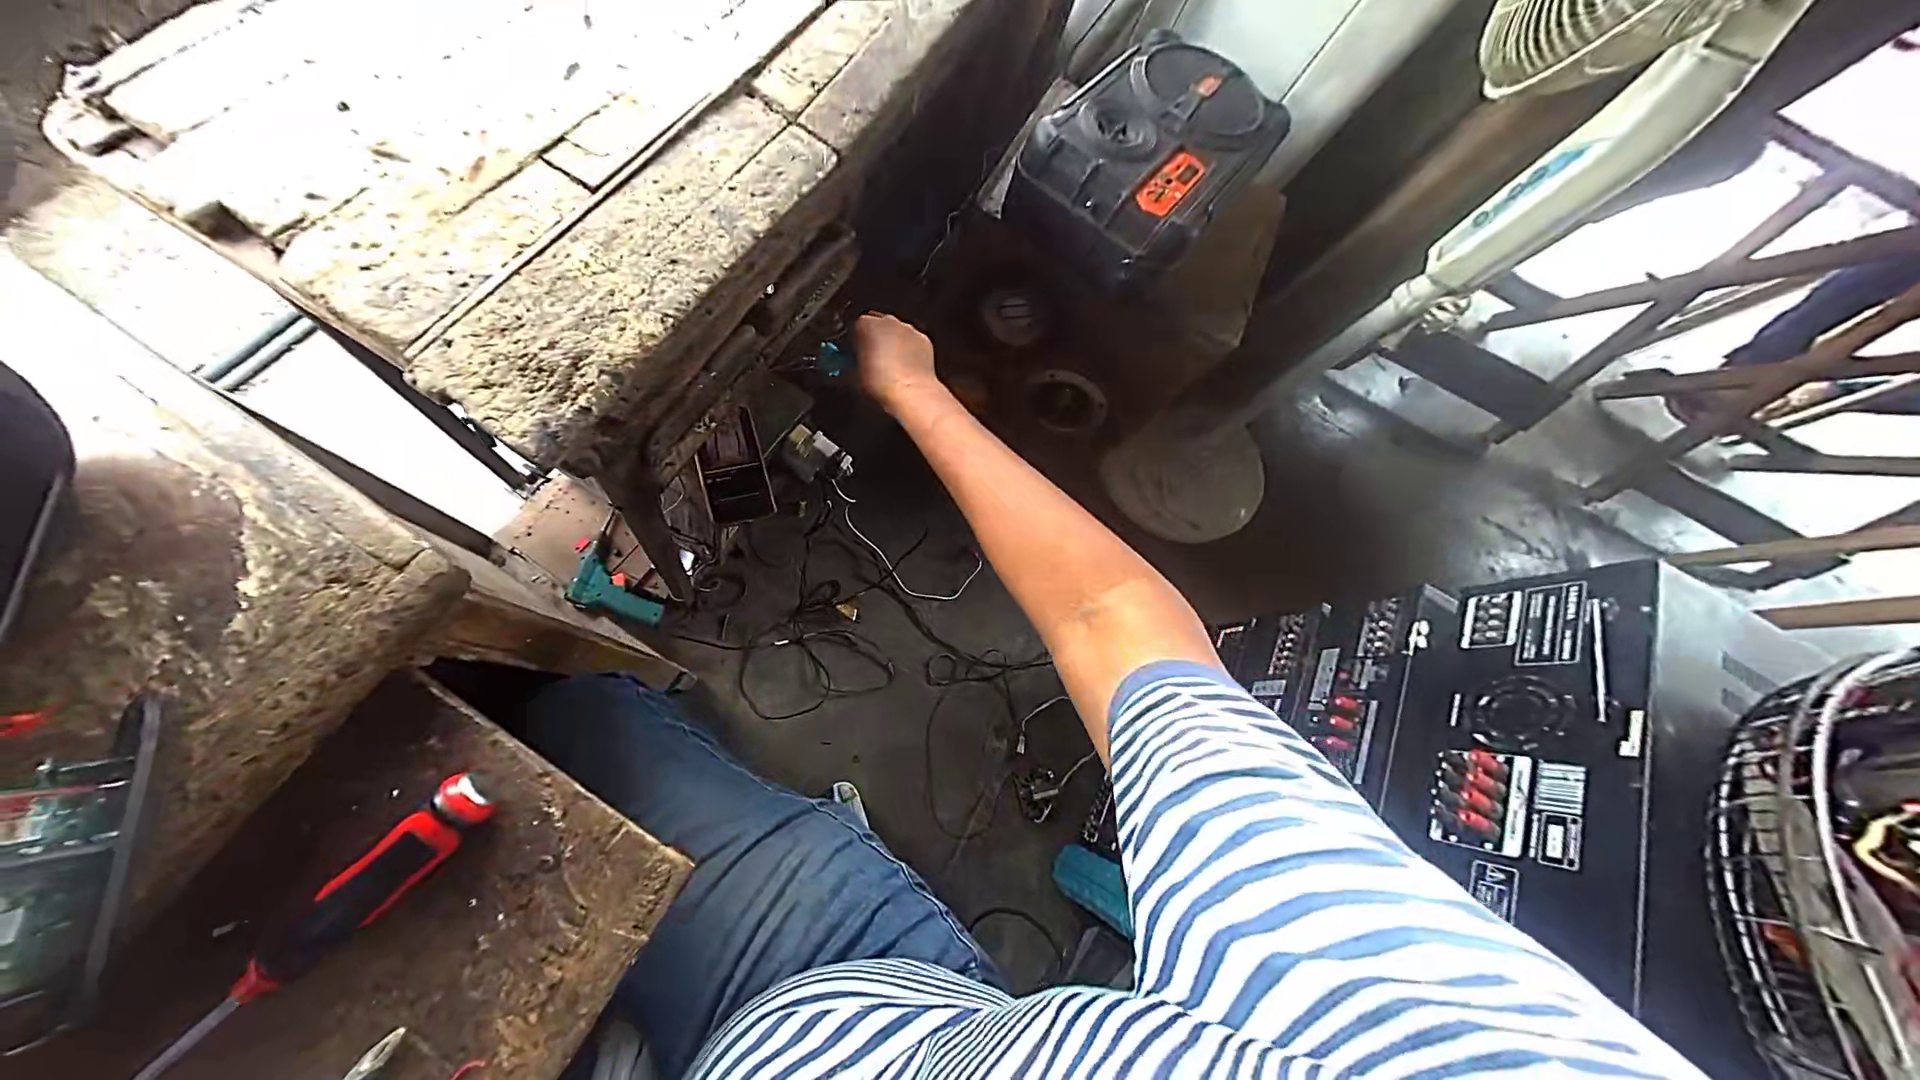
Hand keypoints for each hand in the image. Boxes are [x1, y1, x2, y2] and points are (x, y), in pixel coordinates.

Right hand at [852, 313, 940, 412]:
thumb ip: (848, 366)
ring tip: (889, 366)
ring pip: (896, 332)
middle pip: (877, 325)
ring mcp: (908, 329)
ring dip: (892, 343)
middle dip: (873, 339)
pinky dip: (908, 350)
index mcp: (866, 325)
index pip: (854, 327)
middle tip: (870, 360)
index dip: (853, 342)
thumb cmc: (880, 384)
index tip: (853, 355)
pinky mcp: (924, 340)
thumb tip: (846, 369)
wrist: (912, 394)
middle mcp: (888, 321)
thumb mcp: (853, 377)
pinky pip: (912, 341)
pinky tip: (905, 367)